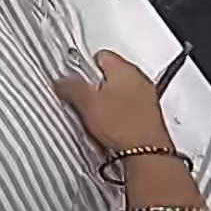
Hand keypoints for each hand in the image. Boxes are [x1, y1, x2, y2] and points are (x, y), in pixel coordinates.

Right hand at [54, 50, 175, 153]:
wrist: (146, 154)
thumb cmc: (122, 125)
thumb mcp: (87, 103)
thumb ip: (71, 87)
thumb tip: (61, 82)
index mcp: (124, 69)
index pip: (101, 55)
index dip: (85, 66)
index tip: (74, 78)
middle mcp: (139, 79)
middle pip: (110, 75)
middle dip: (94, 86)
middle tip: (81, 98)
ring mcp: (146, 98)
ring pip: (119, 92)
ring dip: (106, 101)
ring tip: (93, 115)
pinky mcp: (148, 116)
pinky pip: (127, 108)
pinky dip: (117, 114)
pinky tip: (108, 126)